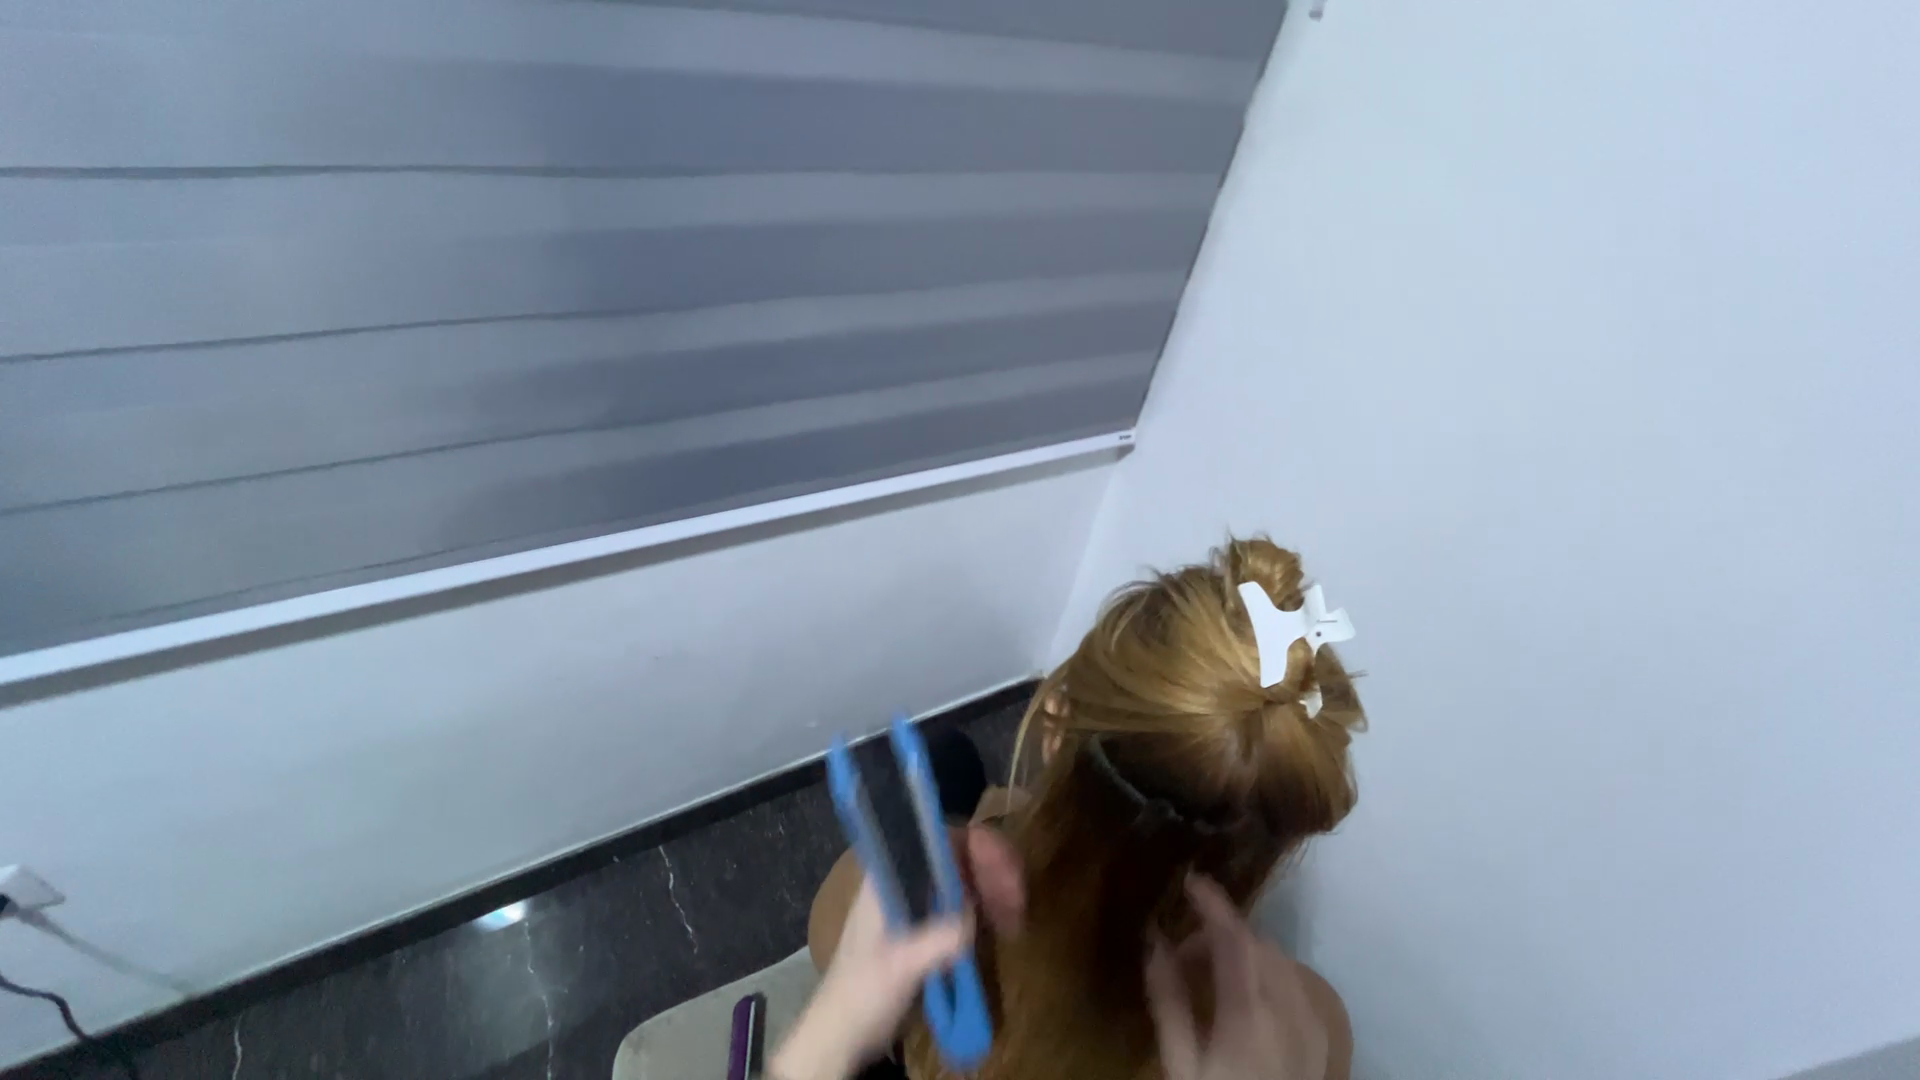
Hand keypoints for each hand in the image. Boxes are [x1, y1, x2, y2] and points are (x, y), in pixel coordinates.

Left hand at [774, 827, 1022, 1079]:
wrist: (842, 1035)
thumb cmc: (859, 994)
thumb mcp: (897, 967)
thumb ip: (934, 940)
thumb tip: (972, 918)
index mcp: (891, 877)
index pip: (937, 838)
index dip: (973, 844)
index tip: (1002, 865)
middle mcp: (907, 881)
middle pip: (958, 855)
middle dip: (992, 868)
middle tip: (1018, 896)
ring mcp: (920, 904)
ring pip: (966, 879)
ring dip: (995, 888)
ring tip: (1016, 916)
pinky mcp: (931, 928)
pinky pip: (966, 906)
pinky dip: (988, 910)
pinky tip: (1005, 927)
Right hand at [1144, 876, 1329, 1079]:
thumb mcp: (1180, 1065)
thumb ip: (1168, 999)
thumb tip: (1155, 940)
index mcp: (1249, 1014)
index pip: (1234, 936)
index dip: (1212, 901)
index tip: (1188, 880)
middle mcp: (1289, 1010)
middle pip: (1255, 943)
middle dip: (1218, 934)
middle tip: (1183, 955)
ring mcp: (1312, 1027)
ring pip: (1278, 960)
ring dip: (1244, 952)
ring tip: (1211, 978)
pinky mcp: (1323, 1043)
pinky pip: (1296, 984)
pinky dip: (1268, 973)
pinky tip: (1246, 999)